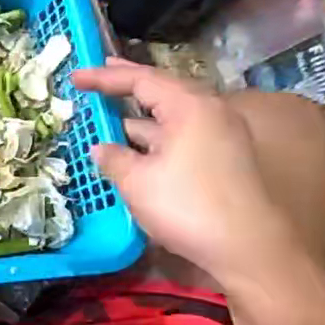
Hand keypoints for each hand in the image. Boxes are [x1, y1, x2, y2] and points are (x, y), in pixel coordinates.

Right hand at [74, 60, 305, 282]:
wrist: (248, 249)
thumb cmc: (188, 206)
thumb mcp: (137, 181)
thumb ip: (113, 158)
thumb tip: (101, 148)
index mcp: (190, 107)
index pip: (142, 80)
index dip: (105, 77)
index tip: (75, 76)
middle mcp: (210, 113)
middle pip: (162, 90)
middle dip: (127, 85)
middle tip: (97, 75)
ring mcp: (220, 136)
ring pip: (171, 116)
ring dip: (139, 116)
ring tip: (108, 113)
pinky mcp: (222, 160)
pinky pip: (180, 135)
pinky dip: (154, 136)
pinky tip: (133, 147)